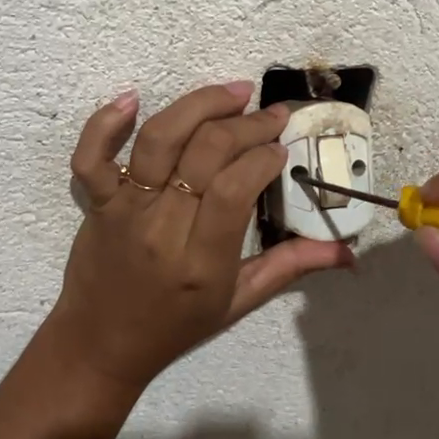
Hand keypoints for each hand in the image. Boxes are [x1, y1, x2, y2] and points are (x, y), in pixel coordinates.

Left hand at [44, 82, 354, 390]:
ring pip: (158, 140)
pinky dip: (104, 123)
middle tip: (272, 115)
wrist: (99, 345)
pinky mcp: (96, 201)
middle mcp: (162, 229)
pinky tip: (132, 98)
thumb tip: (348, 251)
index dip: (263, 157)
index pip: (234, 188)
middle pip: (204, 152)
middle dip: (247, 124)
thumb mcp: (237, 303)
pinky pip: (90, 157)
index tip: (281, 148)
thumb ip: (289, 267)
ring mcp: (125, 210)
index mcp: (202, 262)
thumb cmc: (174, 326)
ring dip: (199, 105)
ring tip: (234, 93)